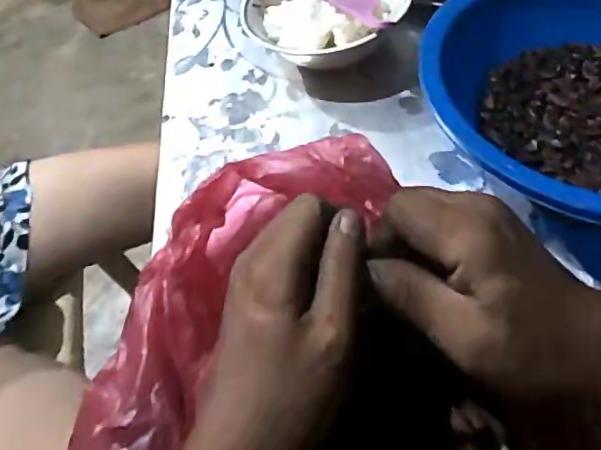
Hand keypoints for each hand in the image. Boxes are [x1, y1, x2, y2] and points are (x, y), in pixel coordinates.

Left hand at [188, 195, 362, 449]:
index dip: (342, 219)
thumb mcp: (332, 335)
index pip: (311, 202)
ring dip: (316, 250)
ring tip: (336, 289)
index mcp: (269, 260)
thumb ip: (343, 268)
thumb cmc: (291, 398)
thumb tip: (350, 215)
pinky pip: (276, 254)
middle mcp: (248, 254)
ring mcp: (240, 273)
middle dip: (329, 233)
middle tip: (352, 275)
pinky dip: (300, 265)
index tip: (361, 256)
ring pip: (287, 232)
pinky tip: (312, 302)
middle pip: (297, 213)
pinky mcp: (239, 292)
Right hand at [367, 189, 600, 405]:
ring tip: (416, 282)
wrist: (598, 346)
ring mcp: (489, 206)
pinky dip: (433, 235)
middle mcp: (475, 201)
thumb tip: (365, 267)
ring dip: (412, 236)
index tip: (379, 283)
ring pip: (427, 204)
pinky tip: (442, 273)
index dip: (379, 240)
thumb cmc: (531, 350)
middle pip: (409, 199)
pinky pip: (447, 212)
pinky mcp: (497, 217)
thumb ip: (411, 295)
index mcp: (466, 227)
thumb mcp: (464, 337)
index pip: (396, 207)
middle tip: (395, 285)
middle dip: (392, 236)